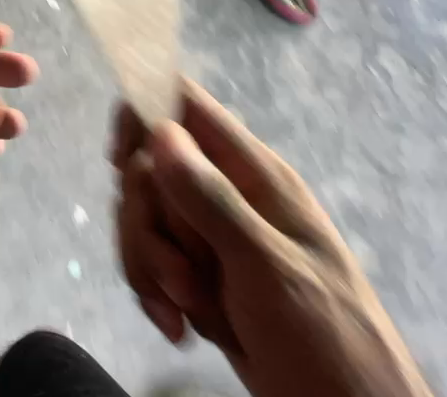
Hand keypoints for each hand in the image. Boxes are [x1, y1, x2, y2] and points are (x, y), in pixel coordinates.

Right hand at [112, 80, 432, 396]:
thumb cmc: (326, 341)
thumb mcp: (268, 270)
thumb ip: (212, 200)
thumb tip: (161, 130)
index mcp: (254, 174)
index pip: (183, 105)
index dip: (142, 118)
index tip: (120, 161)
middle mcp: (227, 191)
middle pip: (146, 169)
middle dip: (147, 225)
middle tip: (181, 278)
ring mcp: (211, 231)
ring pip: (139, 215)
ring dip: (148, 264)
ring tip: (186, 312)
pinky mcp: (196, 269)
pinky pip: (146, 255)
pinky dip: (151, 289)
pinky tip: (178, 326)